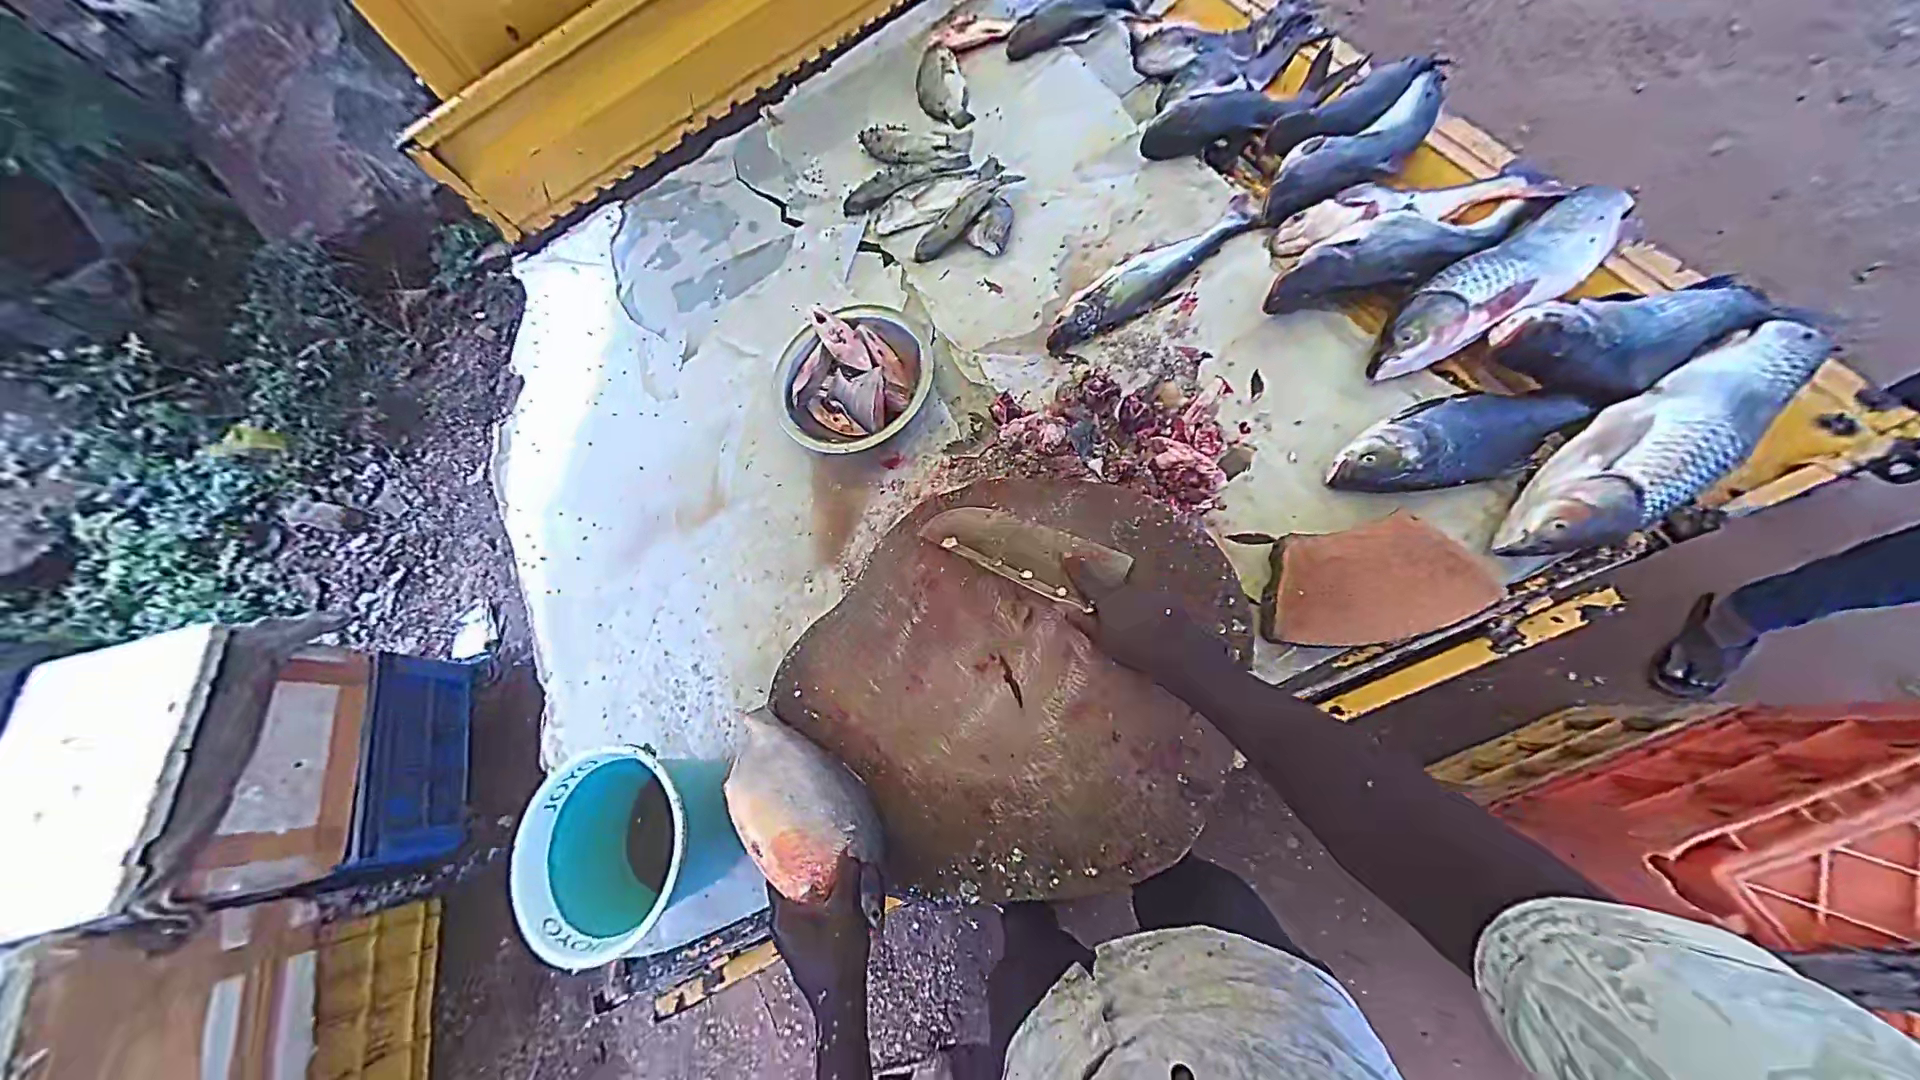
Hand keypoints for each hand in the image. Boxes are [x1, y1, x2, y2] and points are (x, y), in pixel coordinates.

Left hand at [769, 855, 872, 1010]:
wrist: (840, 999)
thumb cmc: (839, 952)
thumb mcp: (847, 907)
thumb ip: (846, 876)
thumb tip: (848, 854)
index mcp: (782, 913)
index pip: (774, 876)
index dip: (786, 857)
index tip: (800, 843)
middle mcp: (778, 926)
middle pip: (787, 890)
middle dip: (805, 875)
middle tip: (822, 860)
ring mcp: (788, 942)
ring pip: (797, 907)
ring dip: (813, 895)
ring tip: (833, 883)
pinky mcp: (799, 952)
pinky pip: (803, 922)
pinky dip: (815, 911)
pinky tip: (835, 909)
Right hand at [1064, 556, 1232, 686]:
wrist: (1175, 646)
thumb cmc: (1133, 646)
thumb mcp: (1102, 639)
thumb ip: (1085, 623)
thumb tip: (1067, 611)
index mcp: (1107, 598)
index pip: (1087, 579)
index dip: (1076, 568)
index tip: (1068, 555)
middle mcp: (1126, 589)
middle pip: (1112, 583)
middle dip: (1106, 583)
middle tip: (1101, 590)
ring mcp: (1149, 592)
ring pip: (1133, 591)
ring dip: (1130, 599)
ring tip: (1131, 615)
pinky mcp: (1167, 599)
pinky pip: (1151, 599)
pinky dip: (1148, 607)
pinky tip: (1150, 620)